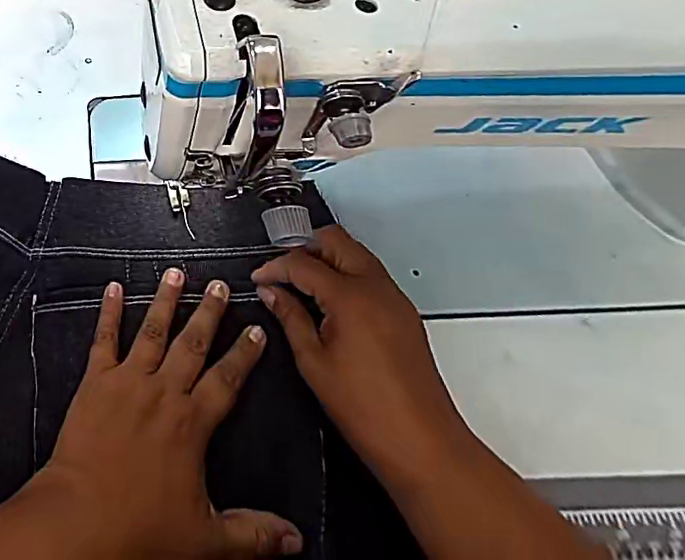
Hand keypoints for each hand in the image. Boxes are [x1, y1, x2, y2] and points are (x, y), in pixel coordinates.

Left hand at [0, 269, 302, 558]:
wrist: (80, 520)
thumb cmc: (141, 529)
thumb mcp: (206, 539)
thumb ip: (252, 534)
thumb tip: (296, 539)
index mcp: (191, 423)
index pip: (226, 380)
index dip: (244, 355)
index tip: (257, 330)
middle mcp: (163, 393)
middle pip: (192, 344)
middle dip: (209, 313)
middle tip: (220, 286)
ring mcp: (127, 382)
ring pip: (153, 332)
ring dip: (166, 300)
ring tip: (176, 272)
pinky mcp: (96, 382)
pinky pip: (104, 339)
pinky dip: (109, 312)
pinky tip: (114, 288)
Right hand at [253, 227, 605, 559]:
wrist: (422, 445)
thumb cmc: (371, 412)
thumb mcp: (313, 363)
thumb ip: (290, 318)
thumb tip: (272, 294)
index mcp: (351, 297)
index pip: (302, 262)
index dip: (275, 267)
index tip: (261, 278)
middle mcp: (376, 287)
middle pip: (333, 239)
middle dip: (303, 249)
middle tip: (282, 273)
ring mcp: (395, 297)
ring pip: (355, 252)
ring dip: (327, 258)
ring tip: (303, 285)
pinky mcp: (404, 311)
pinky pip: (371, 273)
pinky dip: (348, 274)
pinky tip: (331, 301)